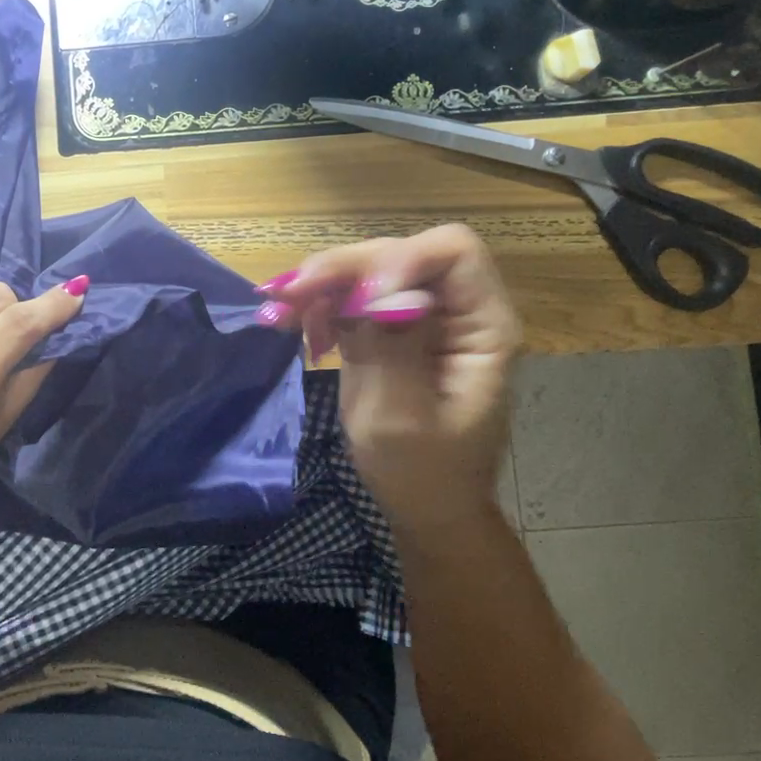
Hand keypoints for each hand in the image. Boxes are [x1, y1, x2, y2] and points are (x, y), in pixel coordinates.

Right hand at [257, 225, 520, 528]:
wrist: (424, 507)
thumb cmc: (422, 473)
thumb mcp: (402, 419)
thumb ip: (393, 350)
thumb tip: (382, 293)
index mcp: (482, 327)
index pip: (451, 253)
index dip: (400, 260)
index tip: (354, 298)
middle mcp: (454, 311)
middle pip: (398, 254)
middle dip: (342, 268)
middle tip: (286, 295)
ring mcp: (417, 319)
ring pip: (367, 271)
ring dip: (319, 284)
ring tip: (277, 311)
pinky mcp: (385, 332)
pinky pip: (349, 300)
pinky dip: (315, 305)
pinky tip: (288, 325)